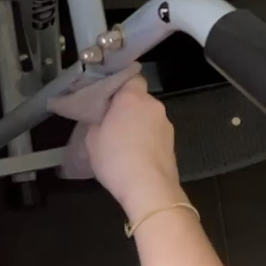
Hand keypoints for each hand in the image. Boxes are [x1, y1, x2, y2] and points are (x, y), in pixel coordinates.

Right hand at [86, 76, 185, 220]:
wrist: (149, 188)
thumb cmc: (116, 159)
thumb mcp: (92, 140)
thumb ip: (96, 121)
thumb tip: (101, 117)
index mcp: (132, 98)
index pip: (131, 77)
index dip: (120, 86)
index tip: (107, 98)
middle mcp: (153, 105)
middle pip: (140, 99)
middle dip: (127, 107)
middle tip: (111, 123)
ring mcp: (166, 124)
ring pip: (149, 116)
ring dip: (138, 124)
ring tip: (124, 143)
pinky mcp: (172, 142)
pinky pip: (155, 133)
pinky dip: (147, 139)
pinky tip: (136, 155)